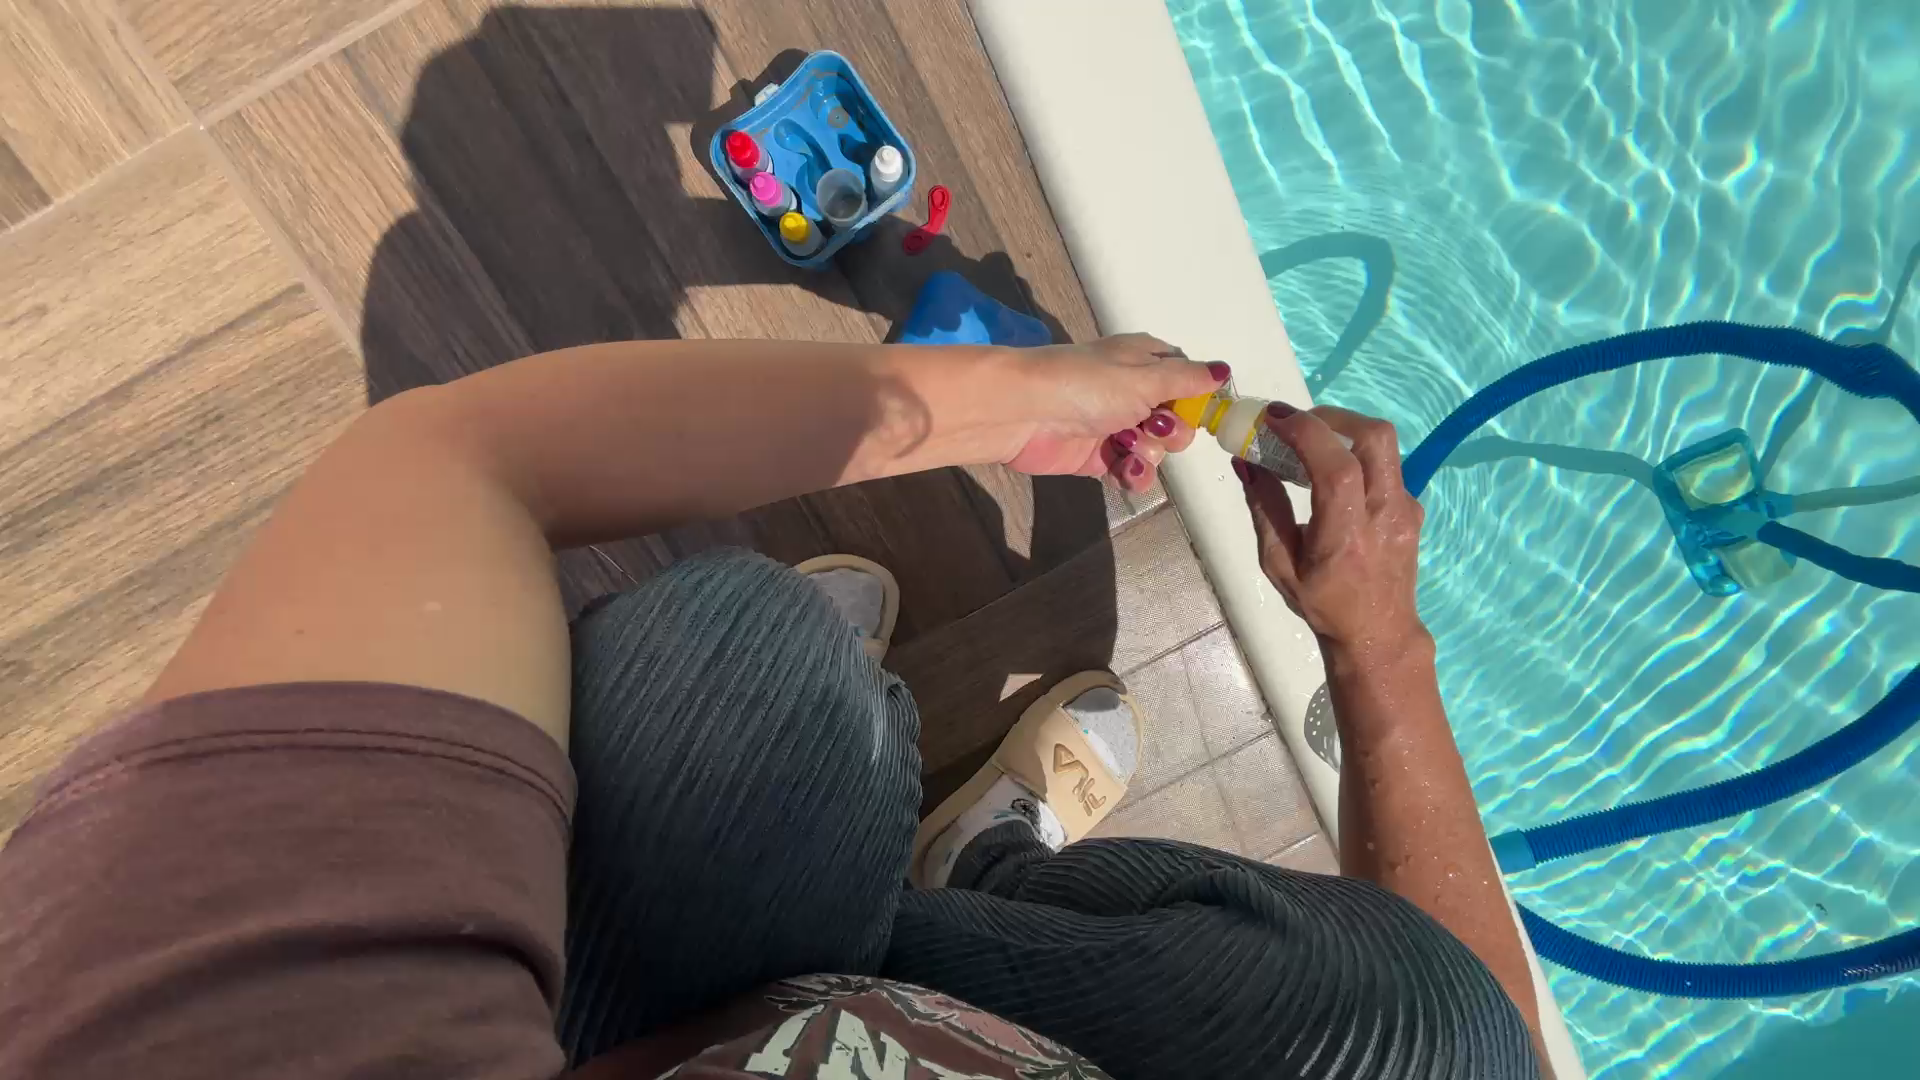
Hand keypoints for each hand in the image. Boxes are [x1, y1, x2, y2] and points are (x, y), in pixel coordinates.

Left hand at [995, 334, 1228, 491]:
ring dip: (1149, 454)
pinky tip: (1124, 471)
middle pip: (1177, 421)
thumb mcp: (1144, 377)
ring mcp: (1115, 427)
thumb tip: (1225, 371)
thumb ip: (1187, 380)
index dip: (1195, 399)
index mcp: (1145, 362)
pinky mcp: (1097, 458)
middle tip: (1152, 427)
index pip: (1187, 381)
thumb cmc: (1087, 385)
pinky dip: (1134, 475)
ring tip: (1127, 449)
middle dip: (1172, 431)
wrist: (1024, 413)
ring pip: (1156, 449)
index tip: (1196, 410)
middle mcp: (1133, 393)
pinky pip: (1132, 471)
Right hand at [1236, 404, 1430, 662]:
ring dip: (1343, 429)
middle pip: (1374, 436)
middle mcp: (1384, 513)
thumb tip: (1246, 463)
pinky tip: (1331, 473)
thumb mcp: (1278, 563)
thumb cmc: (1321, 602)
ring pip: (1384, 444)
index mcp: (1346, 535)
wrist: (1378, 631)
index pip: (1335, 466)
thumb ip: (1265, 509)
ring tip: (1309, 441)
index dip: (1304, 432)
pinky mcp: (1411, 505)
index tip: (1272, 418)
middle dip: (1330, 417)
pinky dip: (1354, 453)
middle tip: (1295, 423)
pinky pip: (1384, 464)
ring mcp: (1404, 506)